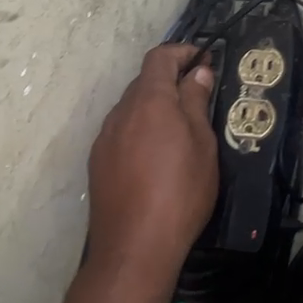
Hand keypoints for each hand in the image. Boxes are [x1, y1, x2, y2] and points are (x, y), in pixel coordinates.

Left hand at [84, 44, 219, 273]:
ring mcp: (105, 138)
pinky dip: (140, 130)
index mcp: (149, 100)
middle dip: (170, 81)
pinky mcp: (98, 163)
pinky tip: (155, 157)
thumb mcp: (202, 144)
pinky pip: (122, 132)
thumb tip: (197, 72)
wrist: (133, 250)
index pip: (160, 57)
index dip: (182, 52)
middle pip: (145, 81)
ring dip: (154, 108)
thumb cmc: (179, 192)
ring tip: (179, 131)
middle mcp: (121, 112)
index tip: (204, 61)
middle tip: (197, 97)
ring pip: (132, 108)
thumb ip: (196, 102)